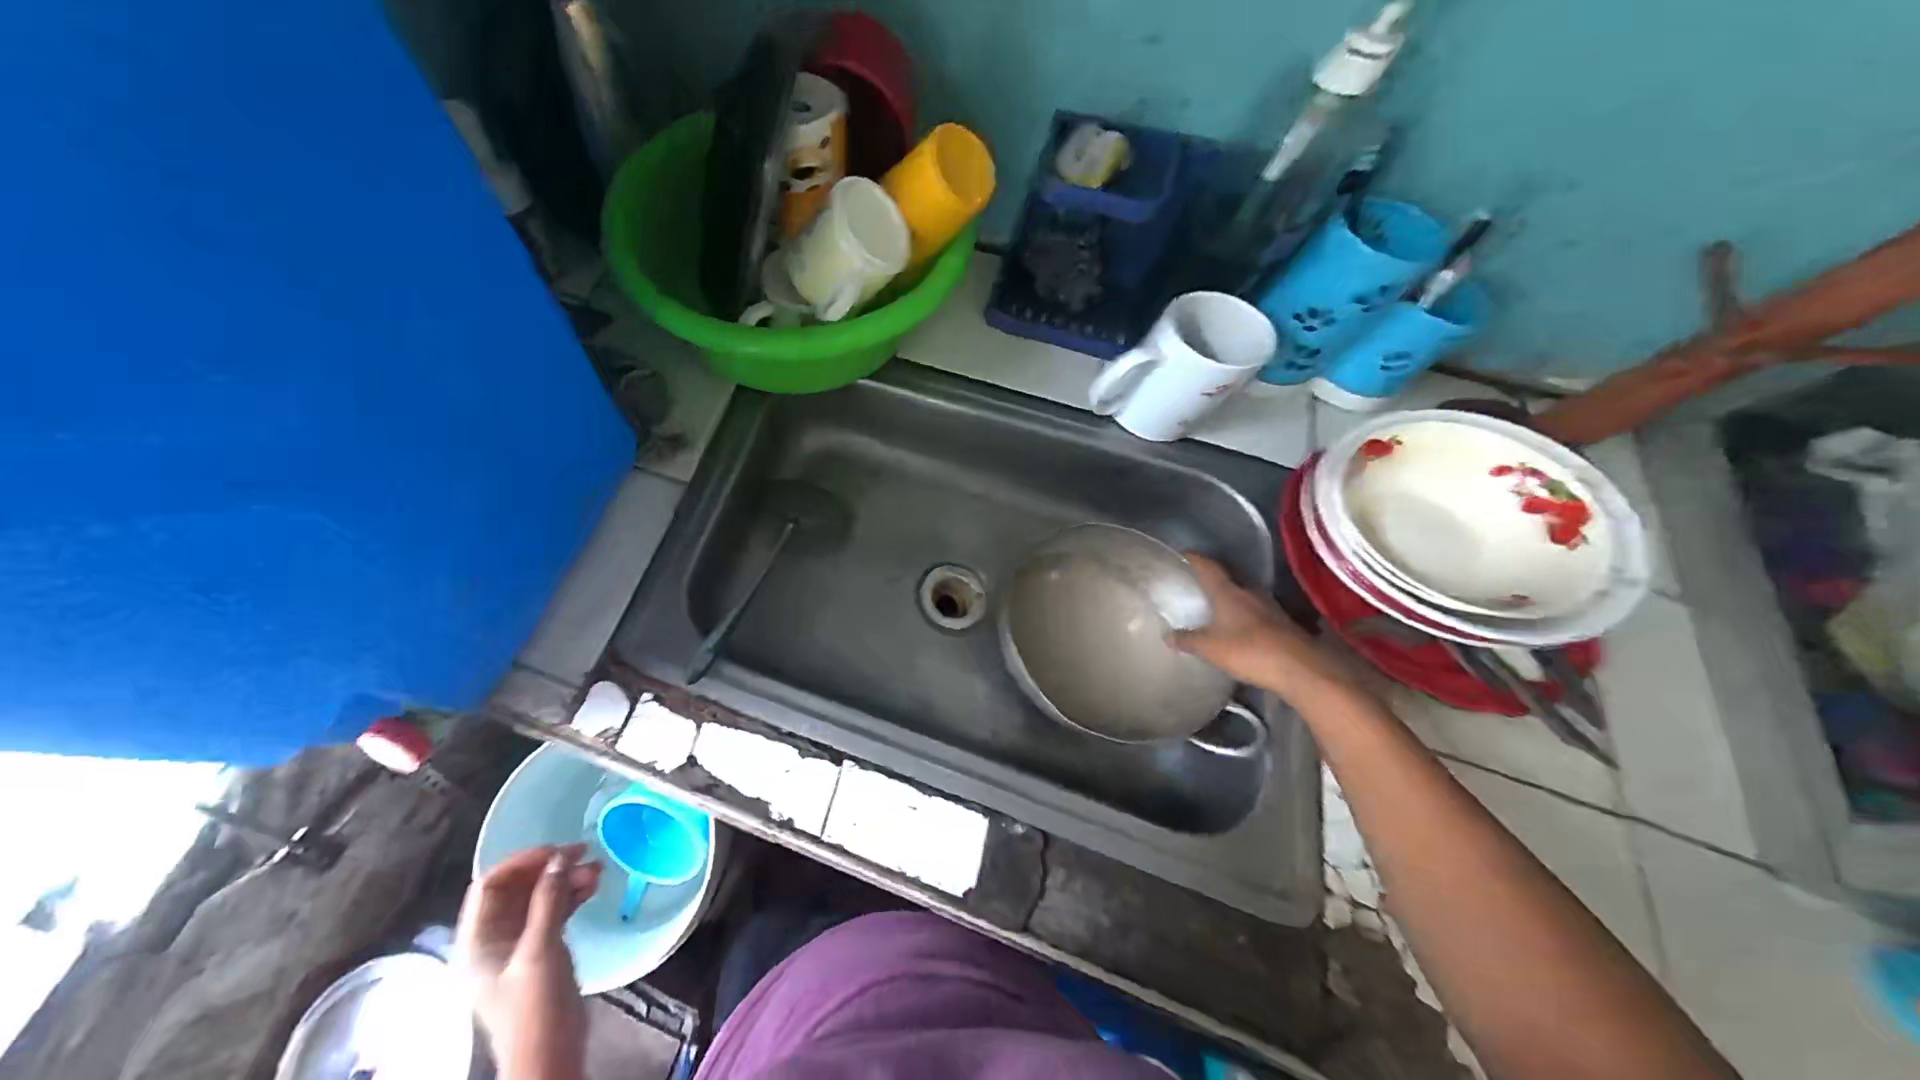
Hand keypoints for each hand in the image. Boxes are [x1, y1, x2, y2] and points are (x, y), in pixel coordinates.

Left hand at [455, 844, 600, 1078]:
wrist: (550, 1056)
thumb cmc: (534, 1007)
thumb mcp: (540, 951)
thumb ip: (548, 902)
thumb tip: (560, 857)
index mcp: (478, 940)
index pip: (490, 885)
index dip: (522, 862)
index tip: (557, 850)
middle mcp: (494, 939)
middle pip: (517, 890)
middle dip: (549, 868)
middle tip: (584, 854)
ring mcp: (519, 946)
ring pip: (539, 899)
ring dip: (565, 880)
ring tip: (597, 870)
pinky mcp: (542, 952)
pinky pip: (554, 913)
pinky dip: (572, 897)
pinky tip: (593, 886)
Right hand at [1175, 554, 1356, 702]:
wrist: (1300, 667)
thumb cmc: (1249, 650)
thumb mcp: (1210, 648)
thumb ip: (1188, 640)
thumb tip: (1167, 635)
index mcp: (1229, 592)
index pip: (1208, 567)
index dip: (1194, 559)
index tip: (1183, 554)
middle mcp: (1250, 592)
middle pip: (1229, 578)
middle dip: (1213, 579)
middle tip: (1196, 584)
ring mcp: (1269, 607)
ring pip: (1245, 595)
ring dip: (1231, 597)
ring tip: (1215, 605)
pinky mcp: (1282, 623)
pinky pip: (1256, 611)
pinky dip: (1244, 614)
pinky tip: (1238, 626)